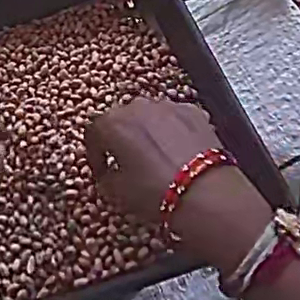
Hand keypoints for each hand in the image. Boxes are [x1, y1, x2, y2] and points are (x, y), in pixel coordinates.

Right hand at [85, 99, 270, 269]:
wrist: (206, 193)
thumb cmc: (157, 192)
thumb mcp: (118, 193)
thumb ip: (106, 177)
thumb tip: (109, 174)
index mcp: (112, 124)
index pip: (93, 132)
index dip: (95, 153)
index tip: (101, 168)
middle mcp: (137, 107)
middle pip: (121, 119)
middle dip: (121, 138)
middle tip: (126, 162)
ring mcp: (166, 106)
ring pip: (149, 116)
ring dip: (147, 132)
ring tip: (155, 158)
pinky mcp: (192, 111)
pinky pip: (174, 118)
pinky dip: (172, 131)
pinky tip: (178, 153)